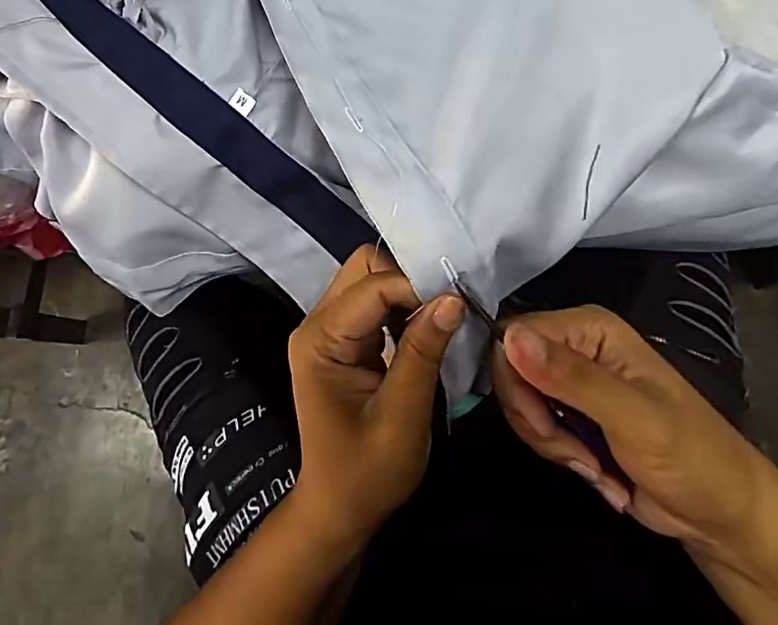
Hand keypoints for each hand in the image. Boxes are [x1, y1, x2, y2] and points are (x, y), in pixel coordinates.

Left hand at [285, 244, 464, 546]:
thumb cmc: (367, 473)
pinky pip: (373, 303)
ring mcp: (327, 330)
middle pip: (363, 269)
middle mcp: (316, 324)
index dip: (417, 287)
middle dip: (409, 279)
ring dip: (407, 292)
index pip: (371, 288)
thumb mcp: (402, 417)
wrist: (338, 508)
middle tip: (449, 307)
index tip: (460, 302)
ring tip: (444, 316)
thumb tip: (453, 299)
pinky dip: (402, 307)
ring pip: (369, 280)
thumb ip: (423, 353)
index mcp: (320, 340)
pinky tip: (427, 328)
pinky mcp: (342, 340)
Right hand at [491, 306, 770, 555]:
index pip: (515, 335)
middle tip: (573, 453)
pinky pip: (535, 424)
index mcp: (590, 329)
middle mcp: (575, 346)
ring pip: (519, 400)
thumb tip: (511, 339)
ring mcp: (572, 380)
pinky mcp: (571, 414)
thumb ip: (573, 377)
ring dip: (549, 442)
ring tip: (594, 467)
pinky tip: (596, 470)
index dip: (516, 378)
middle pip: (512, 369)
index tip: (544, 422)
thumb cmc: (694, 458)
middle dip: (535, 418)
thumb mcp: (635, 418)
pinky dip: (557, 453)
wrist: (727, 518)